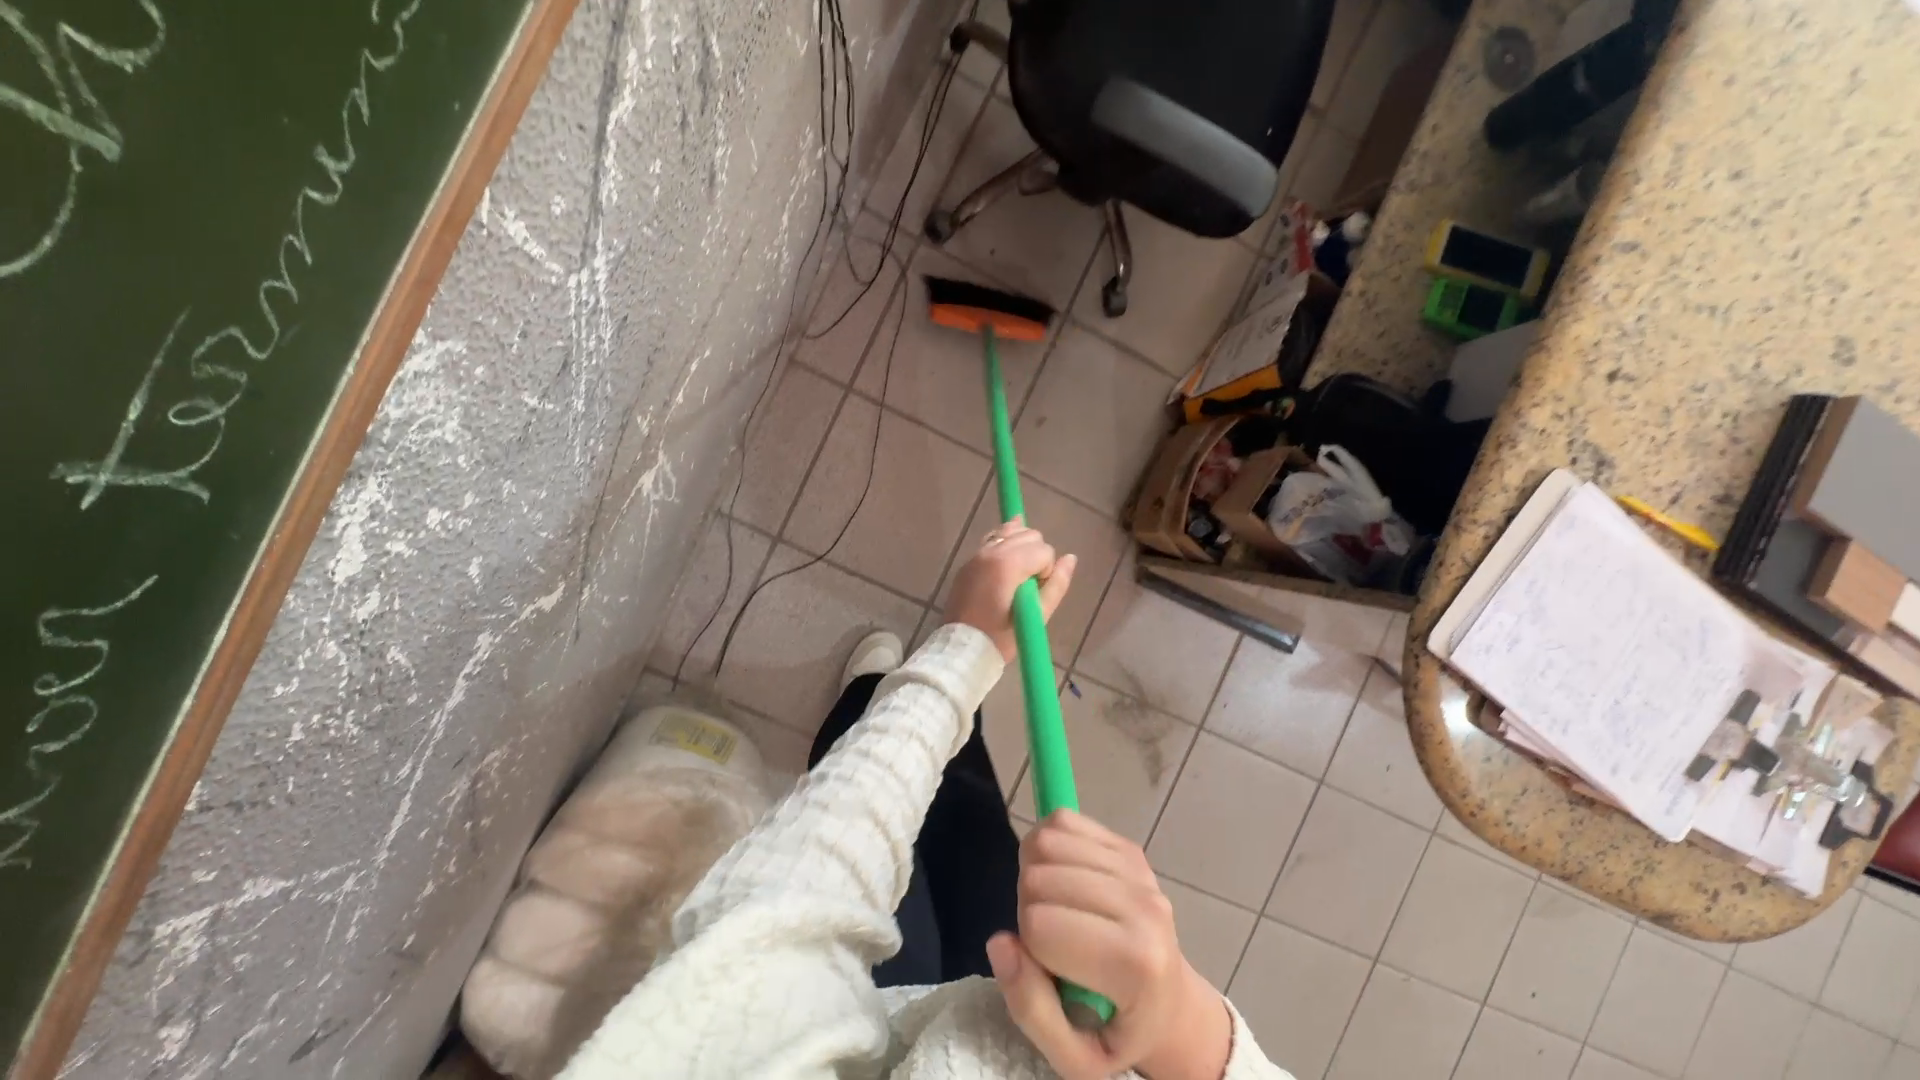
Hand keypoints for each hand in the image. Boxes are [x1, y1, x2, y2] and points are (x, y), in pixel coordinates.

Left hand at [944, 518, 1075, 662]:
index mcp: (1008, 564)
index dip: (1046, 571)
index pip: (1044, 550)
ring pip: (1011, 531)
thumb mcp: (1036, 616)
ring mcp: (977, 554)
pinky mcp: (969, 562)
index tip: (1036, 593)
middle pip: (1030, 535)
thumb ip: (1057, 585)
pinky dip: (1005, 543)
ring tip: (1019, 573)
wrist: (961, 648)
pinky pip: (993, 539)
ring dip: (1022, 547)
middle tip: (1029, 585)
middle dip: (1036, 555)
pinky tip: (1010, 553)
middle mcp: (991, 551)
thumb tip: (1070, 558)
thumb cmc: (1001, 637)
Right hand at [985, 811, 1231, 1079]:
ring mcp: (1139, 872)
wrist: (1169, 1005)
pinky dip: (1048, 844)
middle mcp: (1143, 908)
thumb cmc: (1116, 1031)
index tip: (1048, 970)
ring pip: (1048, 840)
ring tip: (1056, 908)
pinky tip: (1062, 877)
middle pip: (1039, 877)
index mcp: (1134, 964)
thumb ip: (1031, 1009)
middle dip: (1028, 908)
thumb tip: (1000, 942)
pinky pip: (1064, 820)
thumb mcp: (1073, 1057)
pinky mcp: (1130, 848)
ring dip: (1035, 873)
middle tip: (1050, 940)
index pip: (1039, 924)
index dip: (1028, 947)